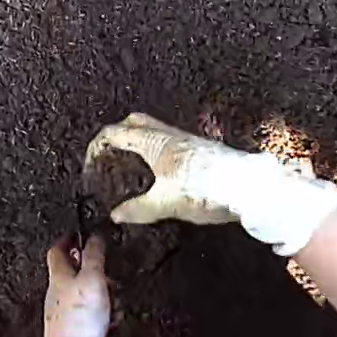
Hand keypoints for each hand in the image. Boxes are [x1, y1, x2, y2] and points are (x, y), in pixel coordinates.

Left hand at [42, 234, 110, 336]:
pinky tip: (113, 318)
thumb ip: (94, 256)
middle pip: (72, 271)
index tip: (78, 233)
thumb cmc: (79, 321)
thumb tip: (95, 236)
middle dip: (92, 267)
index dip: (67, 239)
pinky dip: (102, 311)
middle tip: (106, 268)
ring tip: (115, 297)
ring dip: (101, 291)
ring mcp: (63, 312)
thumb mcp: (92, 278)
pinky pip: (88, 313)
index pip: (57, 250)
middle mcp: (57, 293)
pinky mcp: (72, 329)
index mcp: (59, 276)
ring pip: (83, 292)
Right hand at [82, 112, 242, 224]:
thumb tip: (116, 214)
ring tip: (130, 162)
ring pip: (152, 130)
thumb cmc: (202, 189)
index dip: (97, 145)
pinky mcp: (197, 148)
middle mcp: (167, 134)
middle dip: (117, 134)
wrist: (246, 185)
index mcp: (153, 141)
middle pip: (134, 123)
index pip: (115, 132)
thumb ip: (137, 208)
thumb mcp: (164, 203)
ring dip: (137, 140)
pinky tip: (158, 169)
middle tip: (108, 155)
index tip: (90, 162)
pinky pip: (166, 141)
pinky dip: (153, 149)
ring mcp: (184, 139)